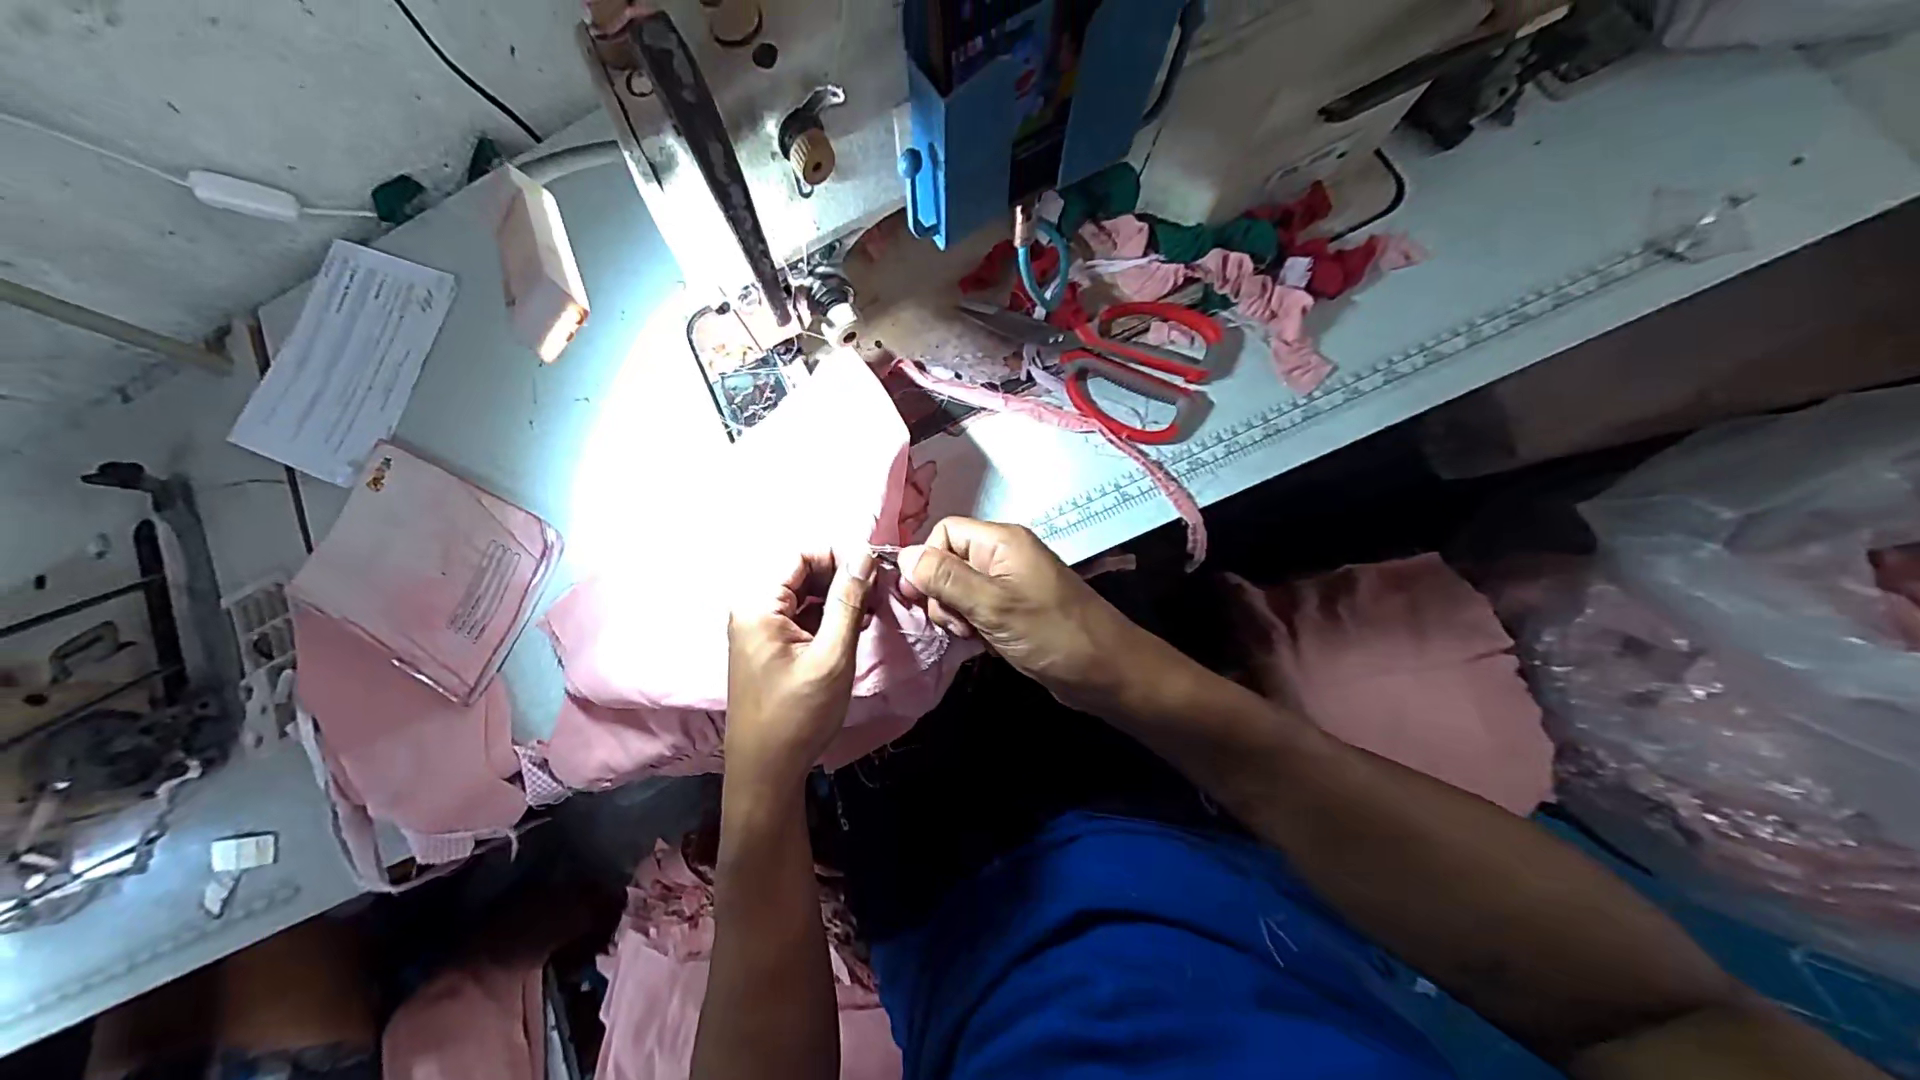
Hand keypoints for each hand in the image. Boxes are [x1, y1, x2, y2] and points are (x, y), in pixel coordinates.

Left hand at [725, 549, 874, 787]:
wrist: (766, 771)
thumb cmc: (798, 715)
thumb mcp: (832, 656)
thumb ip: (848, 601)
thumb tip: (864, 555)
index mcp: (757, 604)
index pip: (800, 553)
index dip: (840, 553)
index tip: (875, 569)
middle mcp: (751, 607)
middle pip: (801, 569)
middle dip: (842, 575)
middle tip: (878, 592)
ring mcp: (758, 626)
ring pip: (804, 591)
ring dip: (839, 595)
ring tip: (872, 611)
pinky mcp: (768, 643)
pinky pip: (800, 613)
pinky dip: (828, 614)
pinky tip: (855, 626)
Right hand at [897, 517, 1170, 715]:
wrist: (1106, 672)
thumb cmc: (1051, 633)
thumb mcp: (992, 605)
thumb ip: (945, 578)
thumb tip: (903, 556)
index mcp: (1001, 541)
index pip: (944, 534)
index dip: (928, 563)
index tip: (923, 599)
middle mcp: (1004, 556)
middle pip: (948, 562)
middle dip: (942, 595)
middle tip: (958, 624)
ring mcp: (1010, 584)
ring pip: (960, 590)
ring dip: (956, 615)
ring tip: (973, 636)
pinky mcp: (1014, 610)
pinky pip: (977, 609)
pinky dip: (973, 626)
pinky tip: (984, 644)